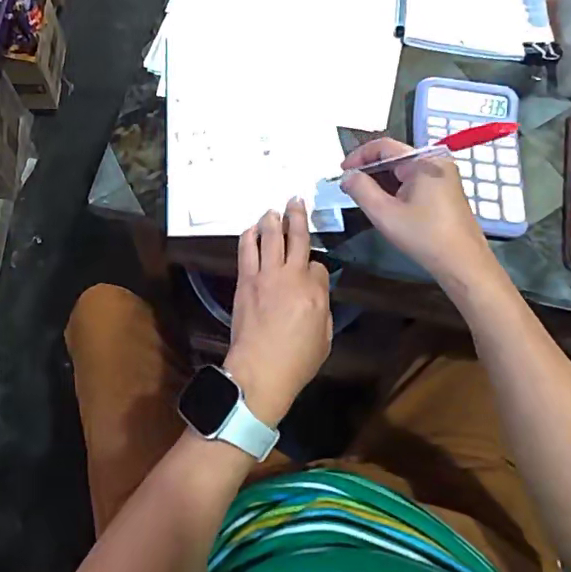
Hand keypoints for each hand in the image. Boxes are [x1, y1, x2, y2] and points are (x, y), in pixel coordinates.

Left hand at [224, 198, 331, 425]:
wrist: (259, 371)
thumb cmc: (297, 361)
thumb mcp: (324, 338)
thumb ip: (321, 309)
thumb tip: (314, 294)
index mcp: (315, 292)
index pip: (319, 267)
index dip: (316, 269)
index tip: (312, 276)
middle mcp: (291, 277)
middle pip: (297, 238)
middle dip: (298, 216)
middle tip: (296, 199)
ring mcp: (266, 276)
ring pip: (270, 237)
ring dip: (272, 219)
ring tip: (273, 209)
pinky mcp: (246, 281)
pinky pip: (247, 251)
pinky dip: (249, 236)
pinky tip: (251, 229)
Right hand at [339, 140, 502, 291]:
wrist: (462, 262)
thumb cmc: (423, 237)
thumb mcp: (384, 213)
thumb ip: (361, 190)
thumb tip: (348, 176)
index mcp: (423, 161)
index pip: (384, 146)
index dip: (359, 156)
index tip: (342, 172)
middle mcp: (436, 161)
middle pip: (395, 156)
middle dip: (370, 170)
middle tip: (351, 187)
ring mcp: (445, 175)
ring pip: (405, 170)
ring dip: (383, 180)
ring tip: (366, 198)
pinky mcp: (447, 190)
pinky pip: (416, 180)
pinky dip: (398, 187)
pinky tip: (389, 204)